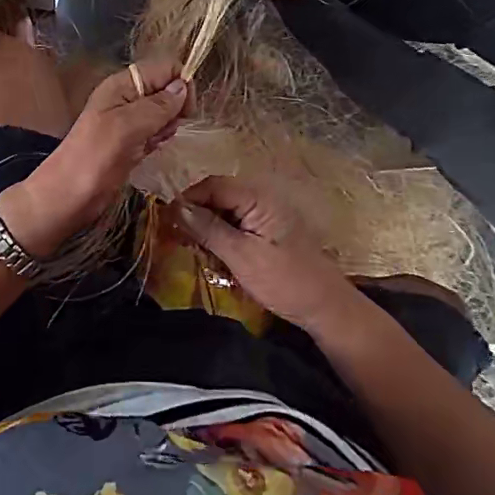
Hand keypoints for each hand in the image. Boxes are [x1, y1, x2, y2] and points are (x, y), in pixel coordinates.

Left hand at [5, 59, 188, 248]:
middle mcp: (126, 97)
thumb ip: (157, 105)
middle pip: (166, 89)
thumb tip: (183, 86)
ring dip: (167, 127)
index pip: (164, 68)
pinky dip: (159, 140)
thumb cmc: (95, 157)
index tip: (185, 111)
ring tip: (152, 143)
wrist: (67, 196)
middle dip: (175, 109)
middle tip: (163, 131)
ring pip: (164, 112)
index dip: (180, 84)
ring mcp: (127, 120)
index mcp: (122, 84)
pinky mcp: (130, 141)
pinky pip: (155, 132)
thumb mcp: (127, 126)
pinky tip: (149, 152)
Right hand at [171, 175, 358, 332]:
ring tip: (192, 247)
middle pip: (218, 195)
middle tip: (176, 236)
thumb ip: (208, 228)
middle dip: (196, 213)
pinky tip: (213, 255)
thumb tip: (176, 206)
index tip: (167, 219)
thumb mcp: (240, 255)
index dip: (188, 199)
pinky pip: (236, 224)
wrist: (326, 308)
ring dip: (207, 226)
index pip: (213, 185)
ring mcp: (266, 215)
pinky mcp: (267, 231)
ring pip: (225, 211)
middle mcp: (262, 199)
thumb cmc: (284, 281)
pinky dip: (221, 236)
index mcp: (258, 198)